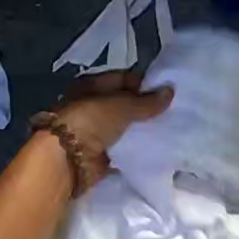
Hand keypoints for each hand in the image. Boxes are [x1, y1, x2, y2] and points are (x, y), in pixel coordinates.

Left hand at [47, 69, 175, 183]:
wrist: (67, 159)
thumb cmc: (90, 121)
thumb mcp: (122, 105)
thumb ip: (146, 102)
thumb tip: (170, 92)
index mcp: (92, 85)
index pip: (123, 79)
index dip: (144, 84)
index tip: (167, 92)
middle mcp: (92, 106)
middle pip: (124, 105)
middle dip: (145, 109)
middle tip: (171, 113)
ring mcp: (95, 132)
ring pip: (124, 128)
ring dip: (141, 130)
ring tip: (167, 131)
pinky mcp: (100, 155)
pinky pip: (122, 149)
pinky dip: (135, 150)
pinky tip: (154, 150)